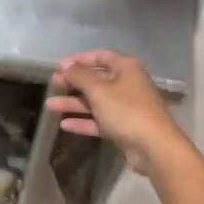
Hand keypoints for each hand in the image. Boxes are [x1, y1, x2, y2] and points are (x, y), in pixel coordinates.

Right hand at [47, 50, 186, 175]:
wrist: (153, 146)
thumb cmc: (126, 110)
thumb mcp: (99, 90)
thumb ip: (80, 75)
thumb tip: (65, 64)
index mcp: (125, 68)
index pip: (100, 56)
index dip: (80, 59)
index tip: (59, 65)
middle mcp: (126, 83)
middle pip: (96, 79)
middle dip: (73, 82)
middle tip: (53, 84)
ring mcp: (125, 106)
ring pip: (95, 101)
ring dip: (74, 103)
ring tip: (50, 105)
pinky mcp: (122, 126)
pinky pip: (99, 120)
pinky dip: (84, 121)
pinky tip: (64, 125)